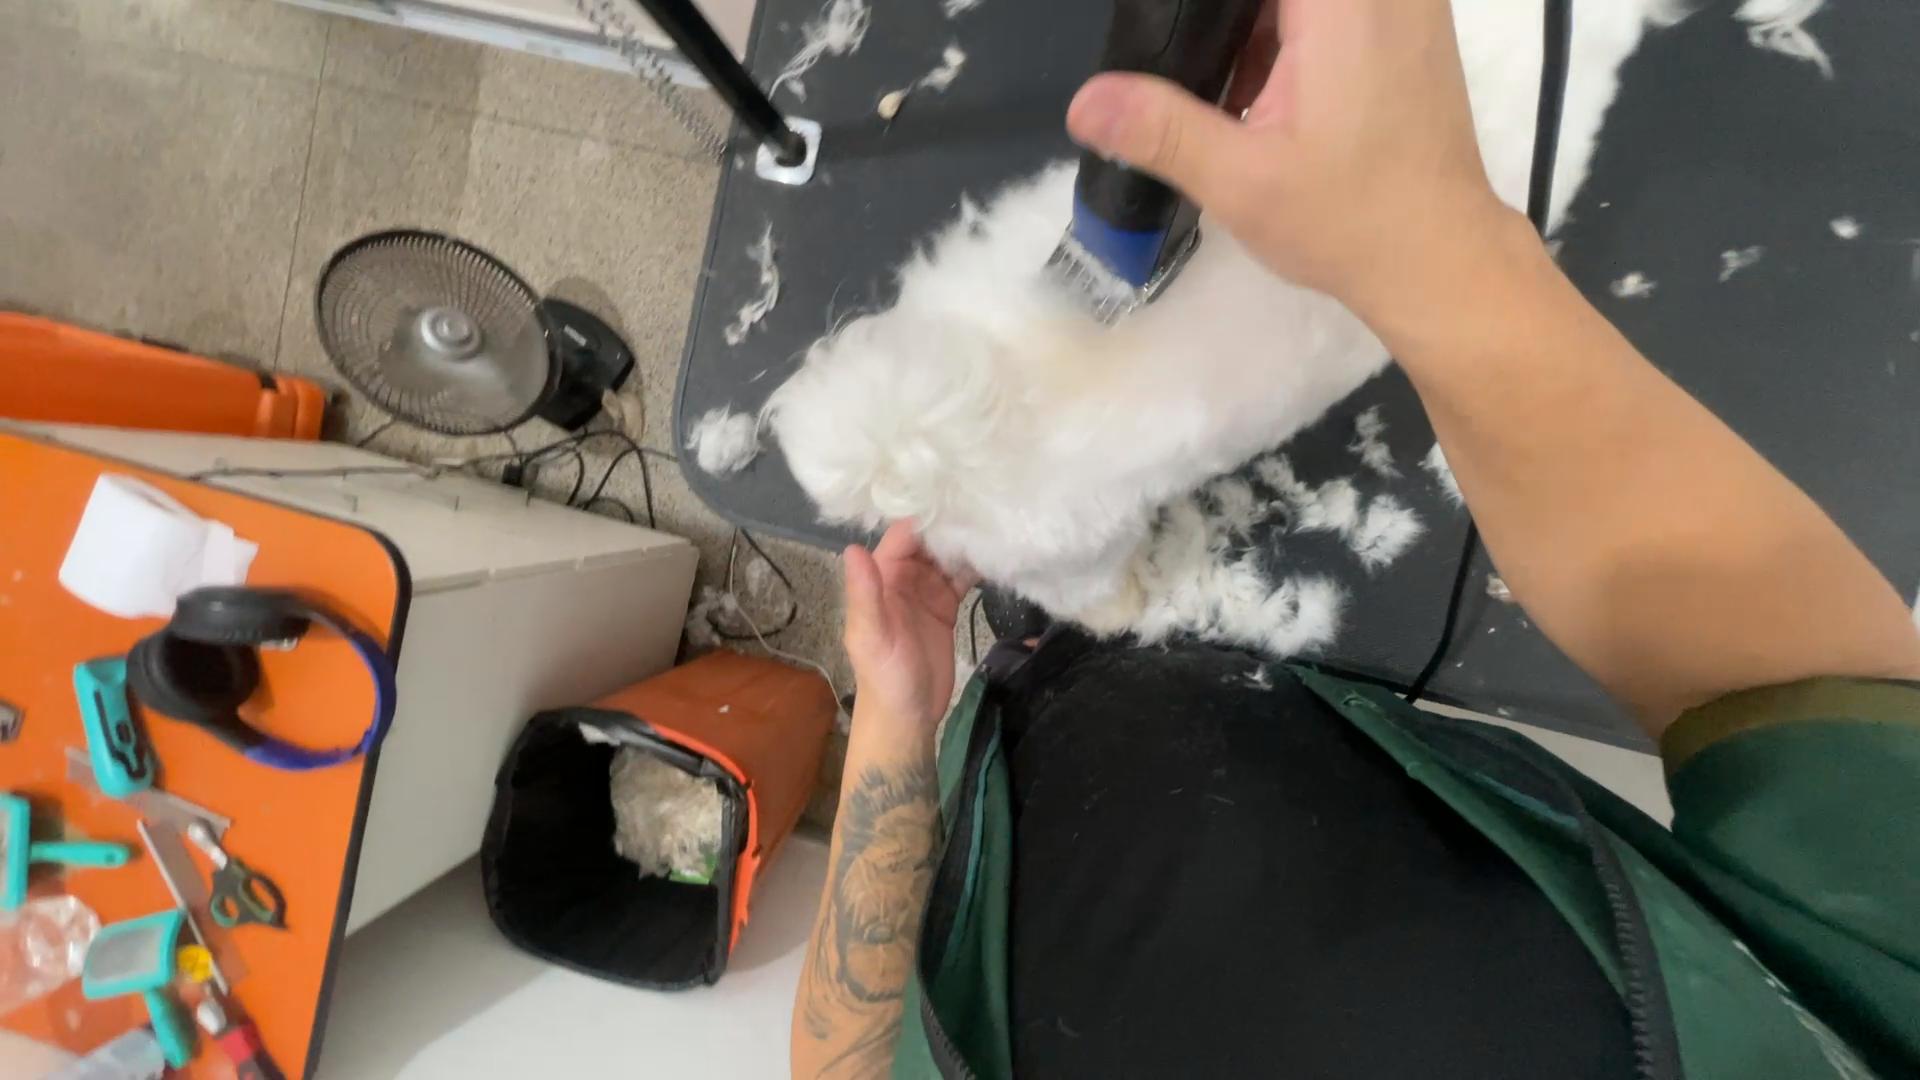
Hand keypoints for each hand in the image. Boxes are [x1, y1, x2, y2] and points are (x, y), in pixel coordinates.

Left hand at [843, 523, 977, 732]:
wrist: (908, 716)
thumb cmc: (885, 678)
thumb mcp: (872, 637)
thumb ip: (865, 594)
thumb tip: (853, 548)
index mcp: (880, 578)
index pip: (903, 538)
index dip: (926, 522)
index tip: (957, 505)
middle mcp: (902, 577)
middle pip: (928, 541)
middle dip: (952, 526)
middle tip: (987, 511)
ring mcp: (926, 590)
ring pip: (947, 556)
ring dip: (967, 543)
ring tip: (997, 527)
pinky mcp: (946, 605)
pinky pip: (962, 577)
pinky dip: (977, 566)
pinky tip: (998, 556)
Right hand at [1064, 0, 1516, 322]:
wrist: (1432, 257)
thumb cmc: (1342, 220)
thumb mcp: (1237, 181)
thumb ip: (1159, 132)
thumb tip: (1083, 103)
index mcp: (1339, 1)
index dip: (1199, 15)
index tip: (1176, 52)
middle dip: (1223, 29)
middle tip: (1209, 97)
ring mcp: (1405, 1)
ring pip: (1299, 4)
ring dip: (1255, 35)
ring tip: (1238, 105)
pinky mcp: (1408, 29)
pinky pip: (1332, 12)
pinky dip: (1290, 42)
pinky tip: (1272, 102)